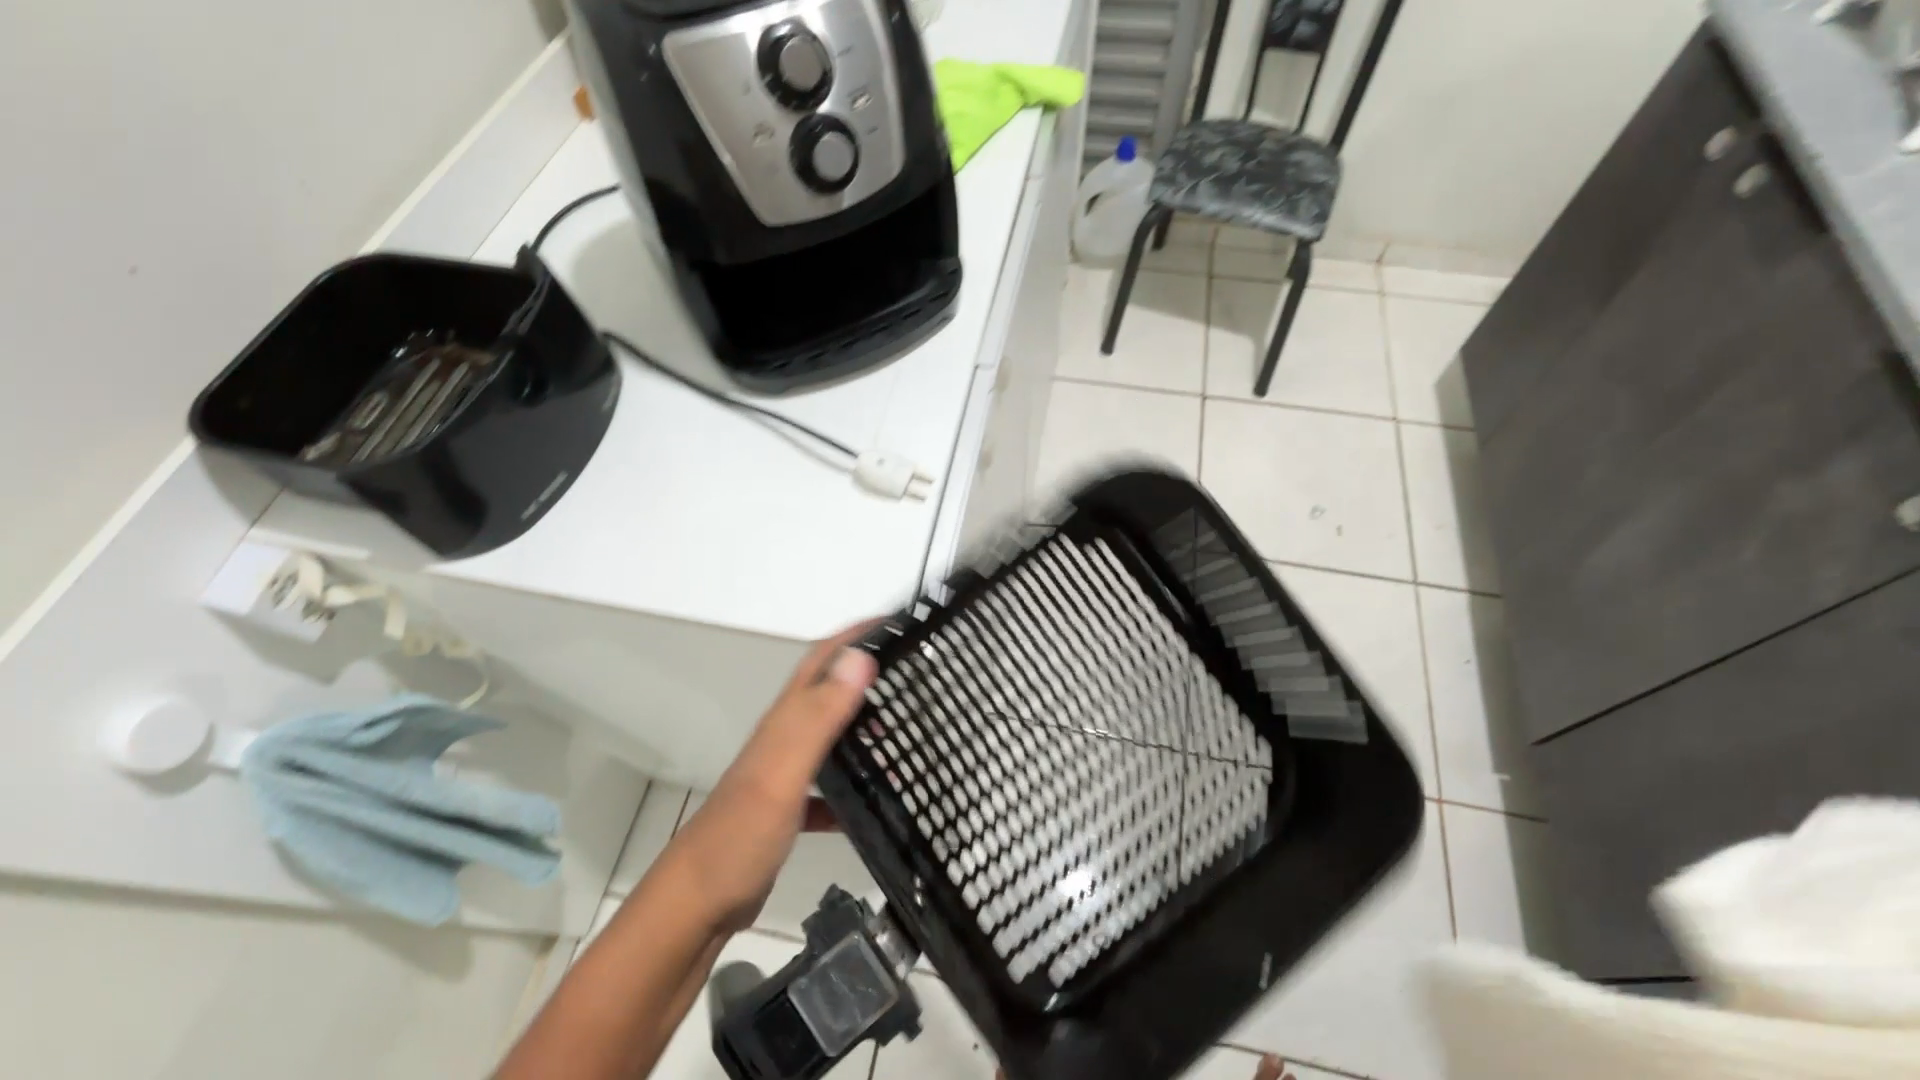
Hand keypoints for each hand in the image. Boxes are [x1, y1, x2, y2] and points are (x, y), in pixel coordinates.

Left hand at [664, 621, 879, 932]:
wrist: (698, 905)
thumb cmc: (741, 836)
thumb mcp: (783, 771)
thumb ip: (818, 716)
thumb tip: (859, 658)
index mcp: (783, 723)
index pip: (821, 660)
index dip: (854, 635)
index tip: (897, 622)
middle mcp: (783, 741)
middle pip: (827, 693)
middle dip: (865, 674)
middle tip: (913, 675)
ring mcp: (783, 778)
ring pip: (829, 739)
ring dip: (863, 729)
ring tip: (907, 733)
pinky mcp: (785, 813)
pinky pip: (827, 791)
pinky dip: (853, 789)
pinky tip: (879, 804)